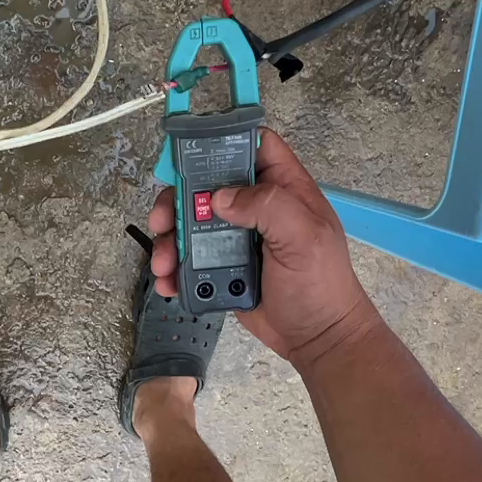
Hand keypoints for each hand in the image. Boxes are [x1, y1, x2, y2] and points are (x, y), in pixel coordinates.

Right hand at [149, 128, 379, 369]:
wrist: (315, 338)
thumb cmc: (320, 286)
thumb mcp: (303, 237)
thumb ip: (268, 206)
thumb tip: (219, 198)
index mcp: (283, 190)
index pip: (255, 147)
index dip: (224, 142)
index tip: (192, 155)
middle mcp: (256, 209)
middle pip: (207, 186)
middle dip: (177, 201)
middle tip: (161, 220)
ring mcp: (236, 239)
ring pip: (192, 225)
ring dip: (170, 241)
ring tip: (162, 264)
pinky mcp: (222, 268)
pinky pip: (190, 260)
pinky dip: (174, 269)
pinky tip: (168, 282)